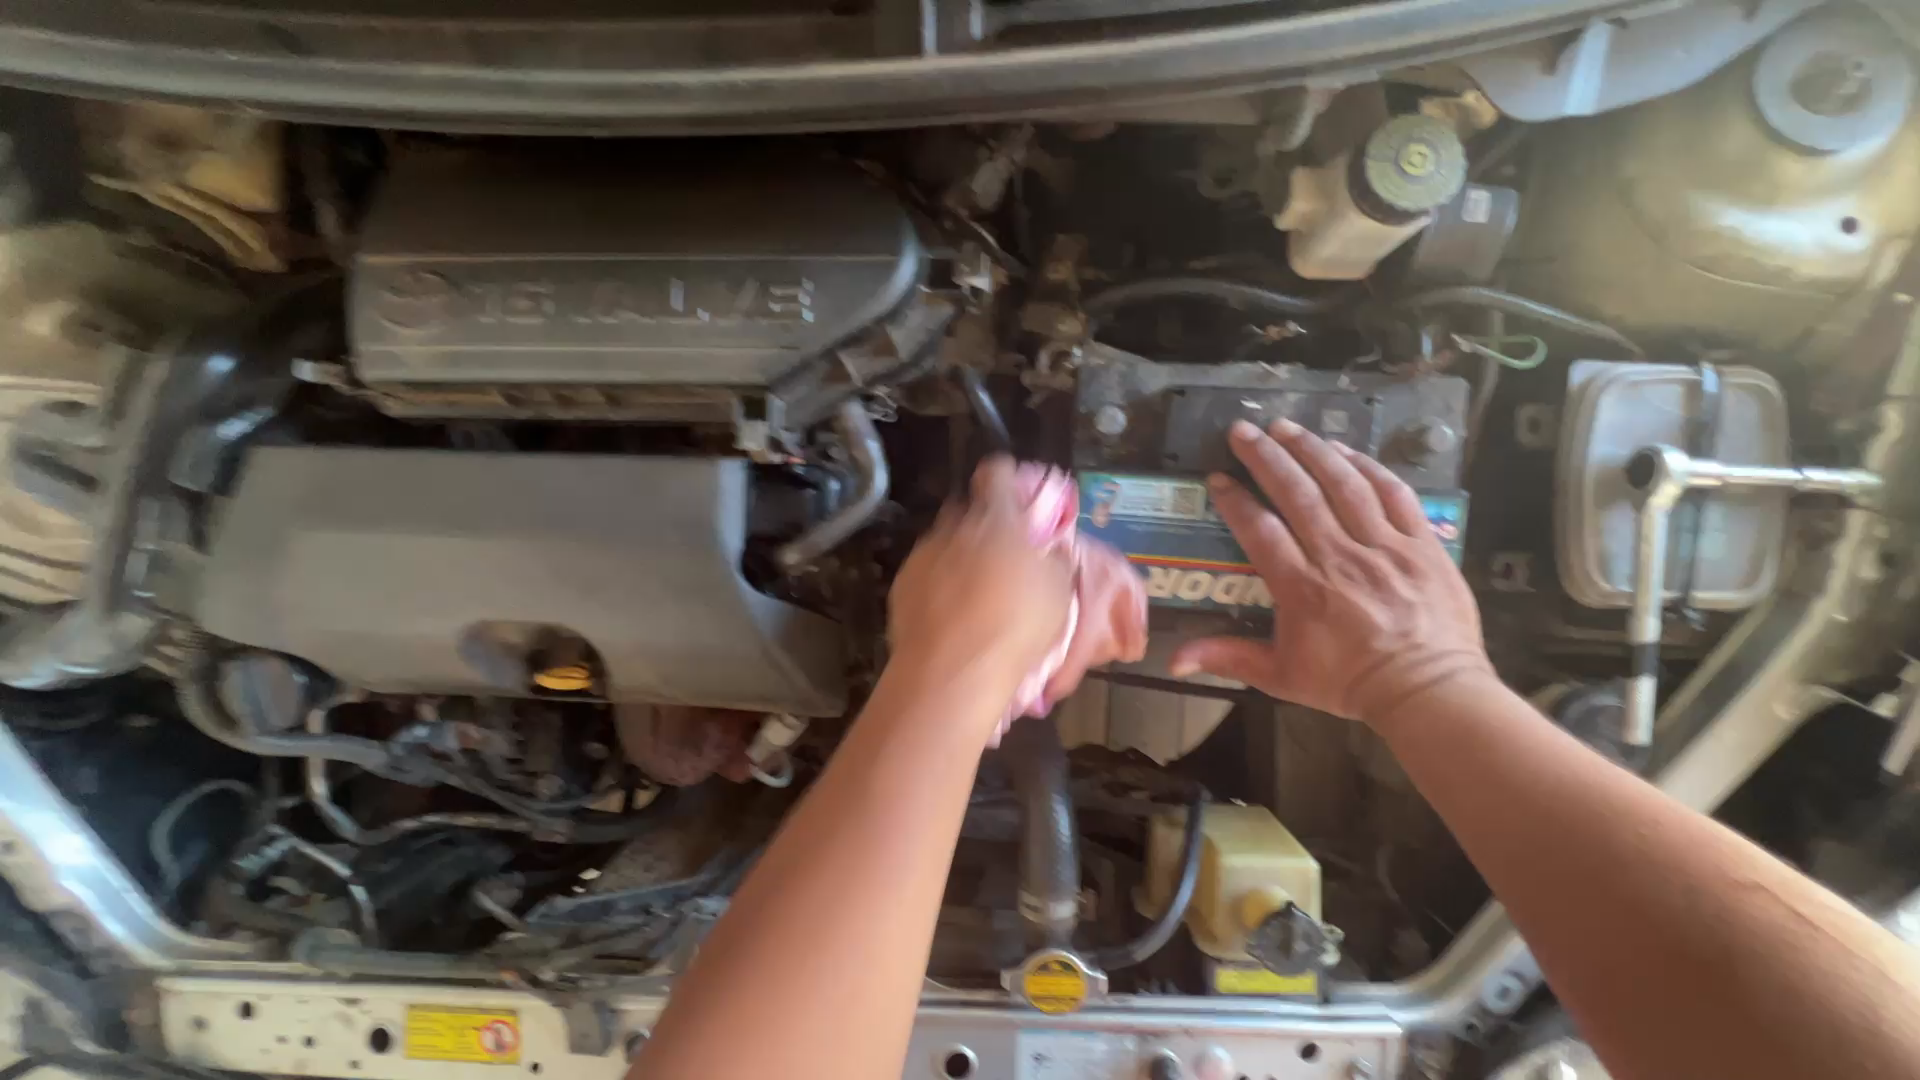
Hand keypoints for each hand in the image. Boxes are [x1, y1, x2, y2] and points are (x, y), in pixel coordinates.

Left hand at [888, 456, 1075, 701]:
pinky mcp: (901, 584)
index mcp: (996, 518)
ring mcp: (923, 554)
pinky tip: (948, 613)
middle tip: (1001, 554)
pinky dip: (936, 583)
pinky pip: (924, 572)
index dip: (1006, 478)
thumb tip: (1048, 551)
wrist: (954, 670)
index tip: (1014, 494)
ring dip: (958, 556)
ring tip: (973, 593)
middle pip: (968, 509)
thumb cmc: (1016, 626)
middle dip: (983, 524)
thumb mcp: (1058, 592)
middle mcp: (954, 526)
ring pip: (944, 542)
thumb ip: (1051, 560)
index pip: (997, 472)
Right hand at [1169, 419, 1492, 729]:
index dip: (1236, 500)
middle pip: (1299, 494)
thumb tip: (1173, 659)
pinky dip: (1368, 466)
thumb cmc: (1349, 682)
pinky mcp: (1422, 543)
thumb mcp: (1281, 676)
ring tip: (1285, 426)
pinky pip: (1394, 493)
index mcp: (1303, 589)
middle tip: (1242, 430)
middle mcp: (1340, 558)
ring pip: (1344, 484)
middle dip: (1266, 457)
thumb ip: (1228, 658)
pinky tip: (1344, 449)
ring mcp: (1385, 546)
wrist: (1431, 692)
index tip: (1217, 478)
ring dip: (1312, 450)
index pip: (1261, 530)